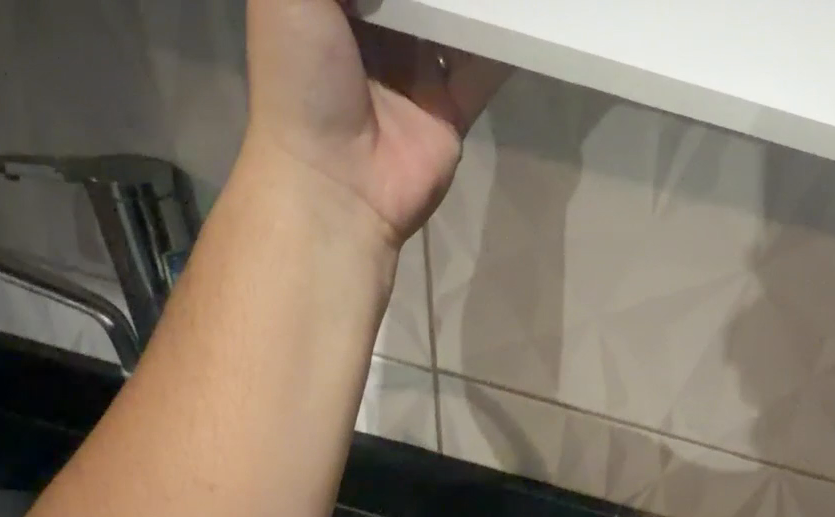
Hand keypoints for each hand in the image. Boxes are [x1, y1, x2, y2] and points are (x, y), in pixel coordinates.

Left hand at [244, 0, 509, 246]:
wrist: (335, 181)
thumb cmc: (300, 77)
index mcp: (330, 2)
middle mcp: (374, 30)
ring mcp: (416, 72)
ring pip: (455, 19)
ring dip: (480, 0)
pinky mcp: (450, 110)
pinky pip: (484, 70)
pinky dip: (508, 46)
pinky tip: (534, 17)